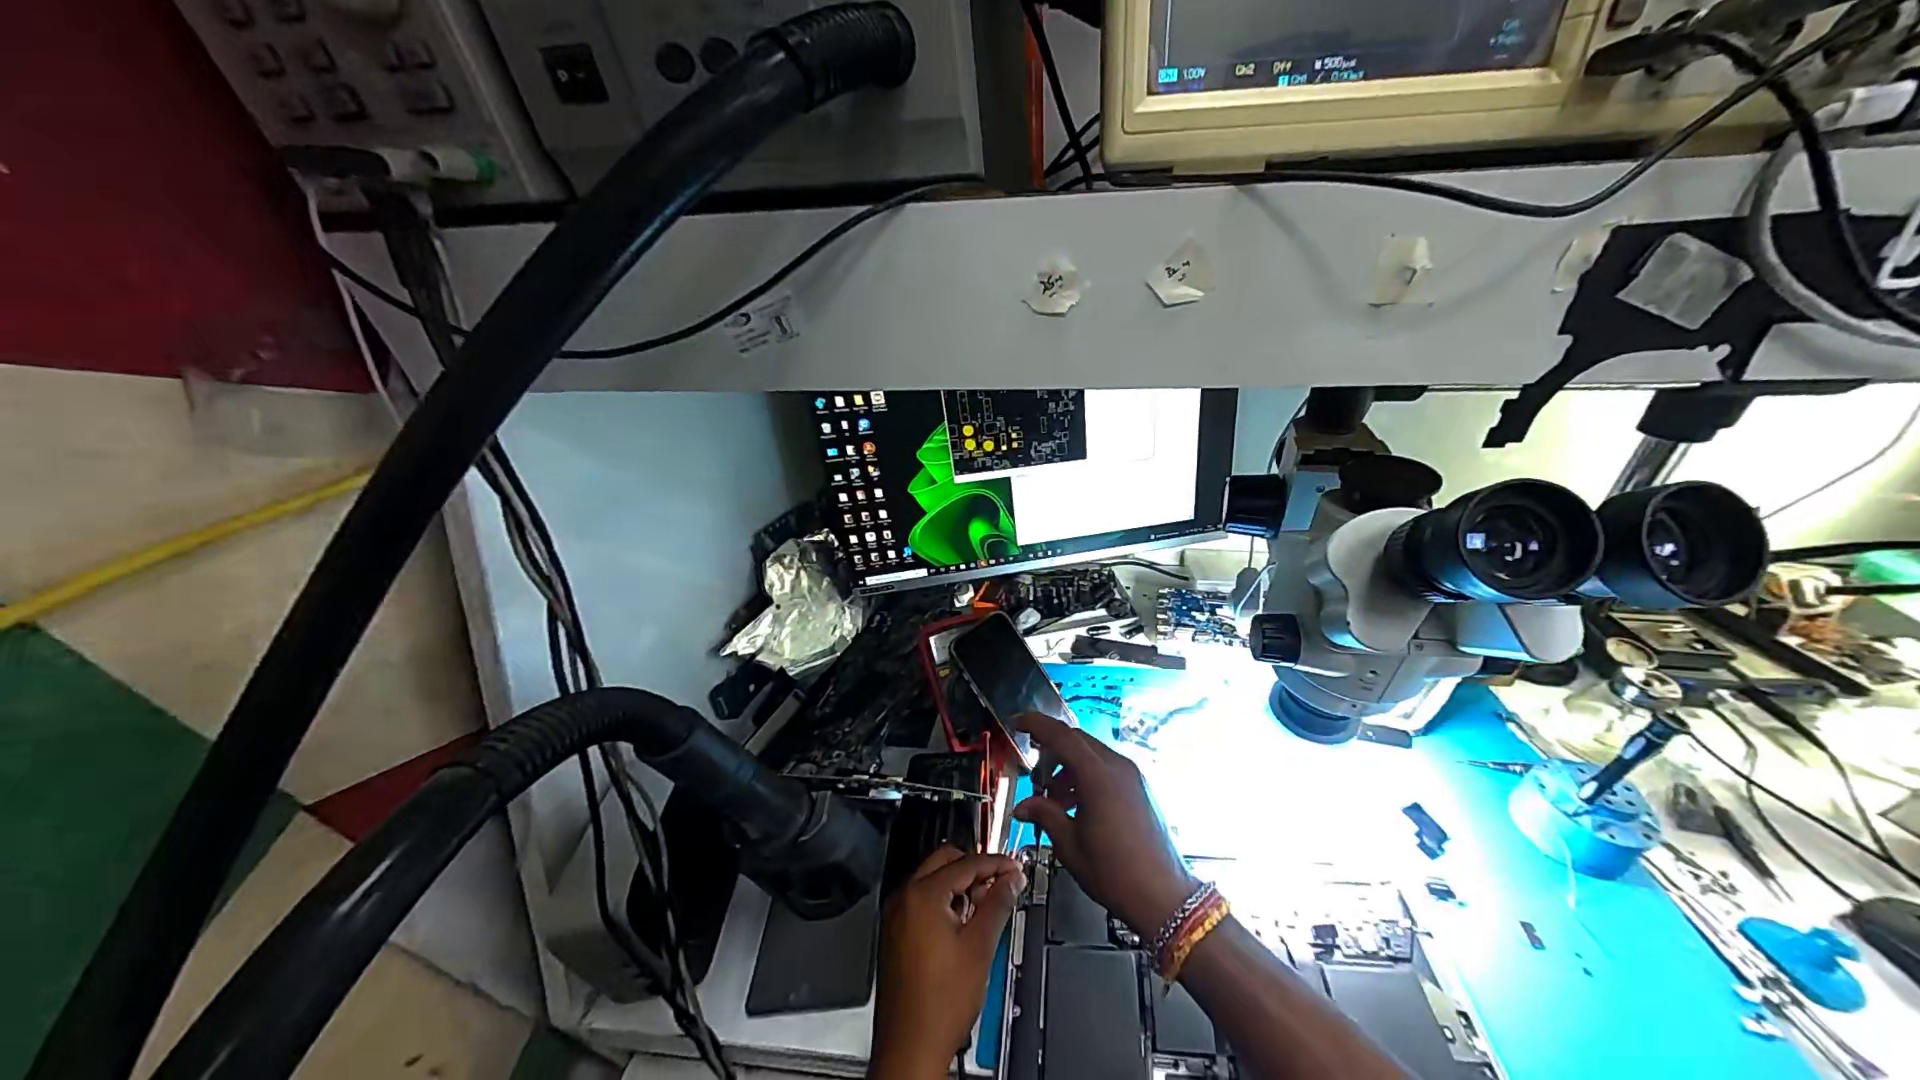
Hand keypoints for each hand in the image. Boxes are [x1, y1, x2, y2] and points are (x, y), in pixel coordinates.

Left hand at [870, 848, 1023, 1078]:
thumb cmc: (939, 1005)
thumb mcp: (980, 947)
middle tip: (999, 884)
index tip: (1013, 868)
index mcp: (922, 896)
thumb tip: (1010, 881)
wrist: (912, 1045)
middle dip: (974, 869)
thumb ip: (998, 904)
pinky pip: (922, 900)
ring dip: (959, 885)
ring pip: (933, 879)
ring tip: (983, 908)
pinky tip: (962, 924)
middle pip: (945, 861)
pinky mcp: (895, 932)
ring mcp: (896, 915)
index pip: (966, 863)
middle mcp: (903, 898)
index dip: (996, 863)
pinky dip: (944, 901)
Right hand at [1012, 712, 1197, 938]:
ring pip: (1091, 755)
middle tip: (1034, 776)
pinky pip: (1106, 768)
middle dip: (1051, 752)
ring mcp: (1132, 776)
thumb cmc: (1115, 873)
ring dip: (1068, 767)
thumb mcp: (1070, 845)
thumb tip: (1023, 807)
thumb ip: (1045, 815)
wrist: (1164, 898)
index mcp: (1098, 776)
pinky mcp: (1140, 788)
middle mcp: (1117, 767)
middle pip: (1076, 741)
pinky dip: (1086, 776)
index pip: (1062, 736)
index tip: (1018, 722)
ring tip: (1054, 799)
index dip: (1036, 724)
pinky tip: (1076, 805)